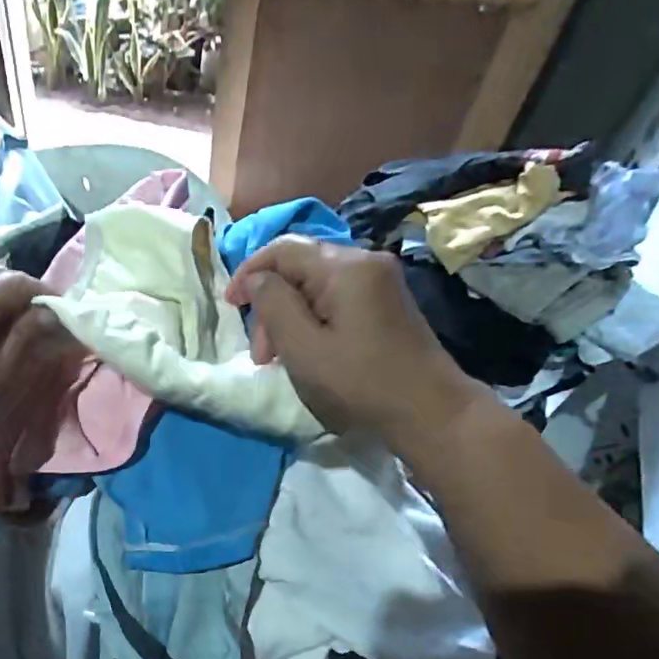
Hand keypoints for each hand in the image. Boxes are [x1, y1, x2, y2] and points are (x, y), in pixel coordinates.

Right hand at [226, 237, 479, 448]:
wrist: (428, 410)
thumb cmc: (360, 382)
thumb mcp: (304, 348)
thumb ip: (273, 305)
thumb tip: (256, 279)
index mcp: (344, 267)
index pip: (283, 249)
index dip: (249, 272)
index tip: (230, 305)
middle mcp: (365, 261)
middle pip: (301, 266)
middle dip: (272, 304)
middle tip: (262, 353)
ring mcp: (381, 280)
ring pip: (317, 284)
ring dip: (291, 315)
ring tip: (281, 357)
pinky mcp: (387, 301)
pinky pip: (338, 297)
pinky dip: (313, 318)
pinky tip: (309, 349)